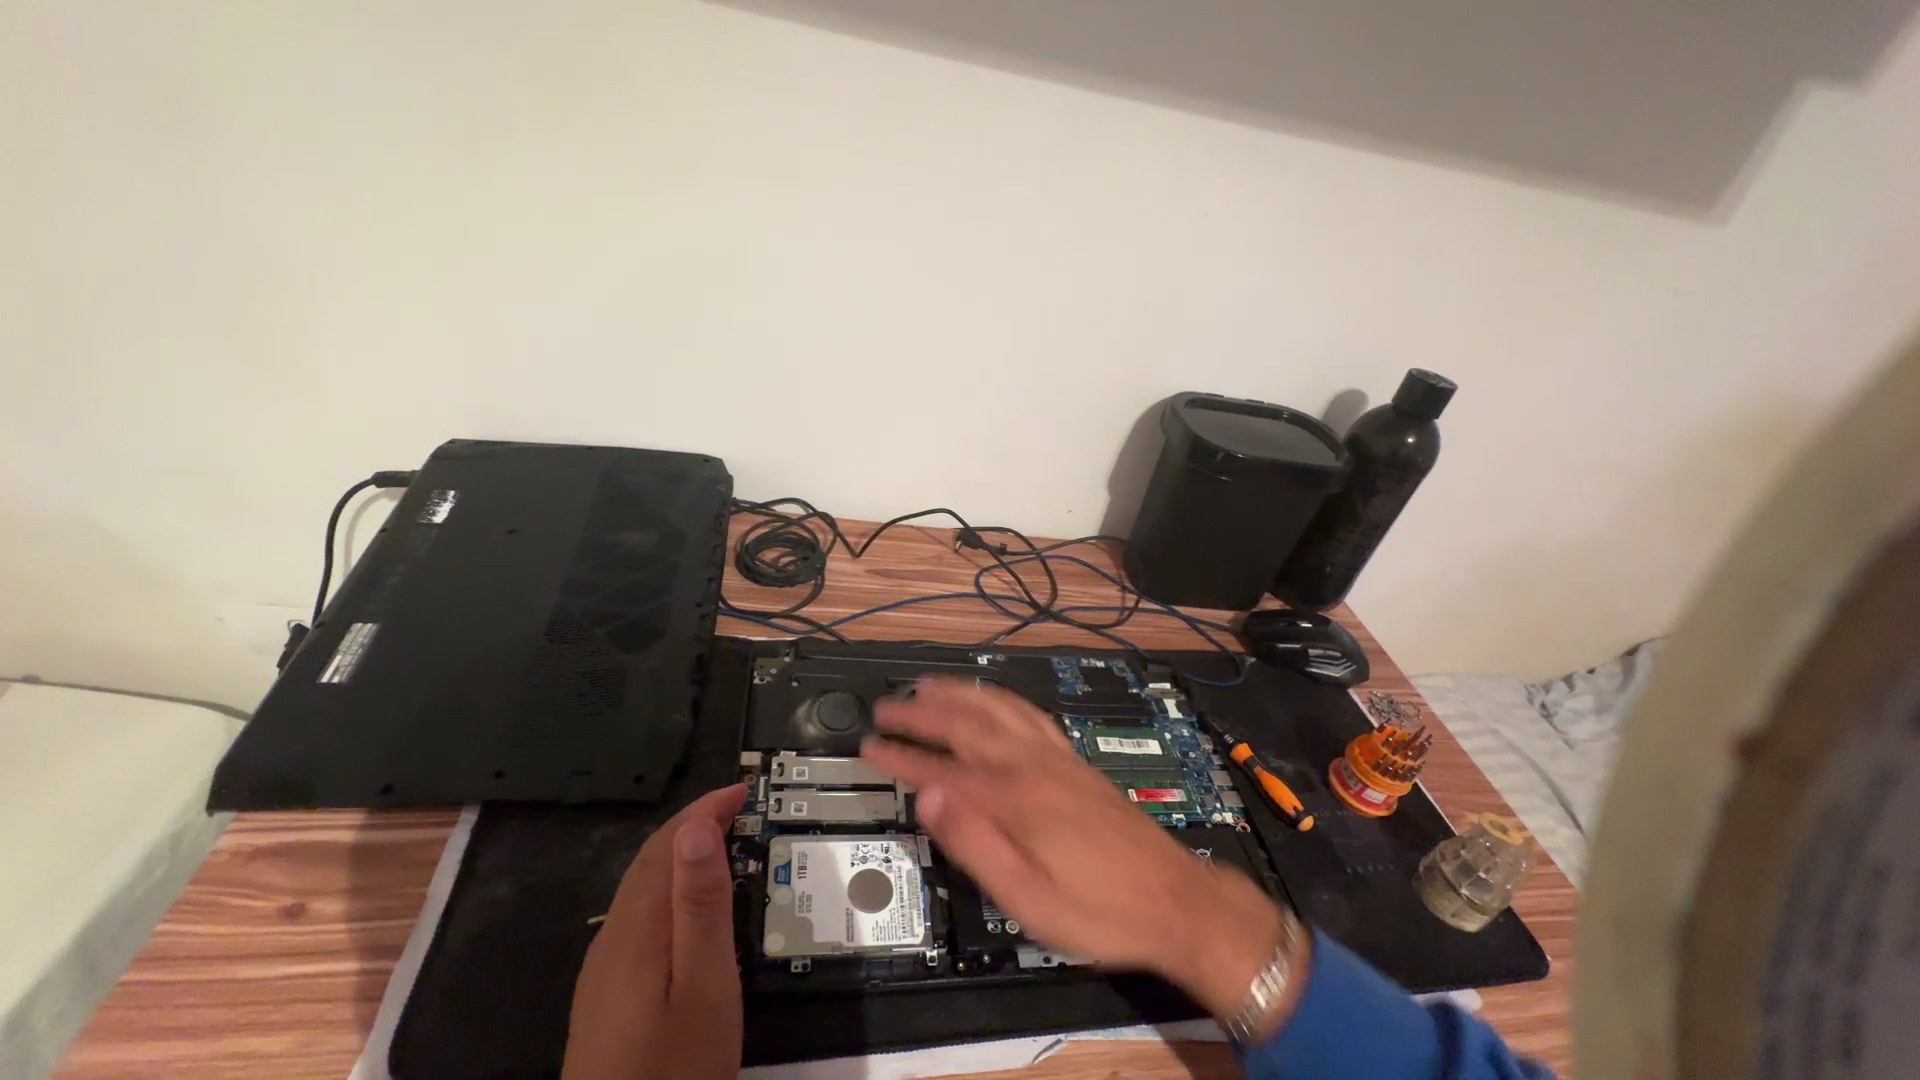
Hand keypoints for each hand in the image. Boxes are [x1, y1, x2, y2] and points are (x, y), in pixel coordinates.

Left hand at [562, 784, 749, 1079]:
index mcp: (639, 929)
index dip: (705, 810)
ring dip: (679, 852)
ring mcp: (605, 966)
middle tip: (739, 808)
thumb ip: (700, 909)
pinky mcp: (606, 990)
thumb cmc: (675, 1066)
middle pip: (649, 861)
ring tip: (722, 841)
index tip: (744, 790)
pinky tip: (689, 904)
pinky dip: (668, 885)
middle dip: (692, 824)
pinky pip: (638, 913)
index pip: (669, 846)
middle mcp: (614, 937)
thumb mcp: (703, 987)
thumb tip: (696, 831)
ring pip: (640, 886)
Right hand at [861, 680, 1307, 1029]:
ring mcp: (1057, 759)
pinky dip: (1001, 698)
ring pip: (998, 710)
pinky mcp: (1075, 762)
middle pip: (967, 725)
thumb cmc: (1098, 911)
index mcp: (1015, 799)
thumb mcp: (1028, 899)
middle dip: (920, 714)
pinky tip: (992, 699)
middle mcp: (1033, 766)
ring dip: (958, 694)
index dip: (901, 757)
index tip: (867, 746)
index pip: (942, 770)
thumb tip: (927, 798)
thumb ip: (975, 845)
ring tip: (926, 685)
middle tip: (884, 708)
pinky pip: (1030, 714)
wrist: (1175, 900)